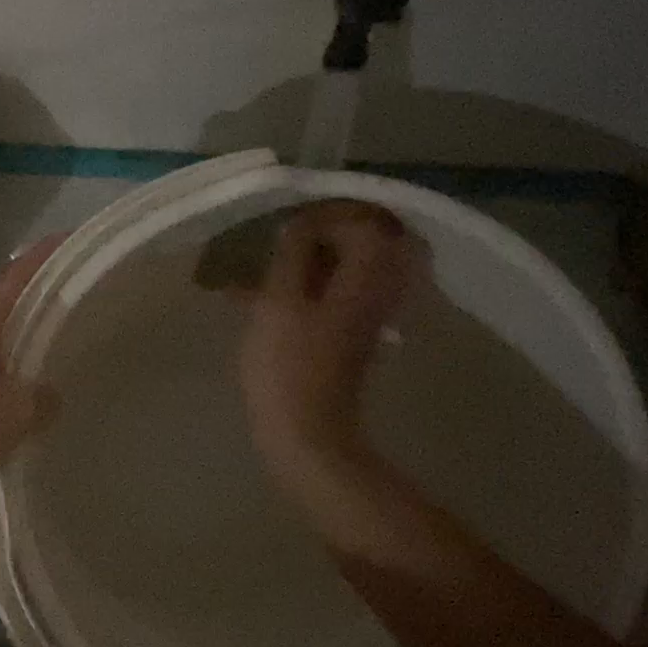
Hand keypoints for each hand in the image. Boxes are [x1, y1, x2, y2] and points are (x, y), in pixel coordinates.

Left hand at [0, 237, 64, 496]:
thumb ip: (42, 397)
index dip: (43, 256)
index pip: (13, 278)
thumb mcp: (13, 413)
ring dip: (32, 328)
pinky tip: (41, 381)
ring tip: (72, 328)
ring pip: (2, 335)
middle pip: (8, 301)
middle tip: (85, 285)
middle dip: (43, 289)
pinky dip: (21, 363)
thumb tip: (52, 393)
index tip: (74, 238)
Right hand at [236, 201, 418, 493]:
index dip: (323, 214)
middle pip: (364, 240)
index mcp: (368, 273)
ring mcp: (369, 314)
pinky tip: (266, 300)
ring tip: (269, 269)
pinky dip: (309, 286)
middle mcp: (381, 288)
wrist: (306, 432)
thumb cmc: (287, 365)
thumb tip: (300, 223)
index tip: (285, 224)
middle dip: (322, 233)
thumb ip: (292, 253)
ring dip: (312, 261)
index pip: (361, 219)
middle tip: (282, 240)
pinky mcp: (352, 335)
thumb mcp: (279, 301)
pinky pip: (337, 292)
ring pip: (349, 267)